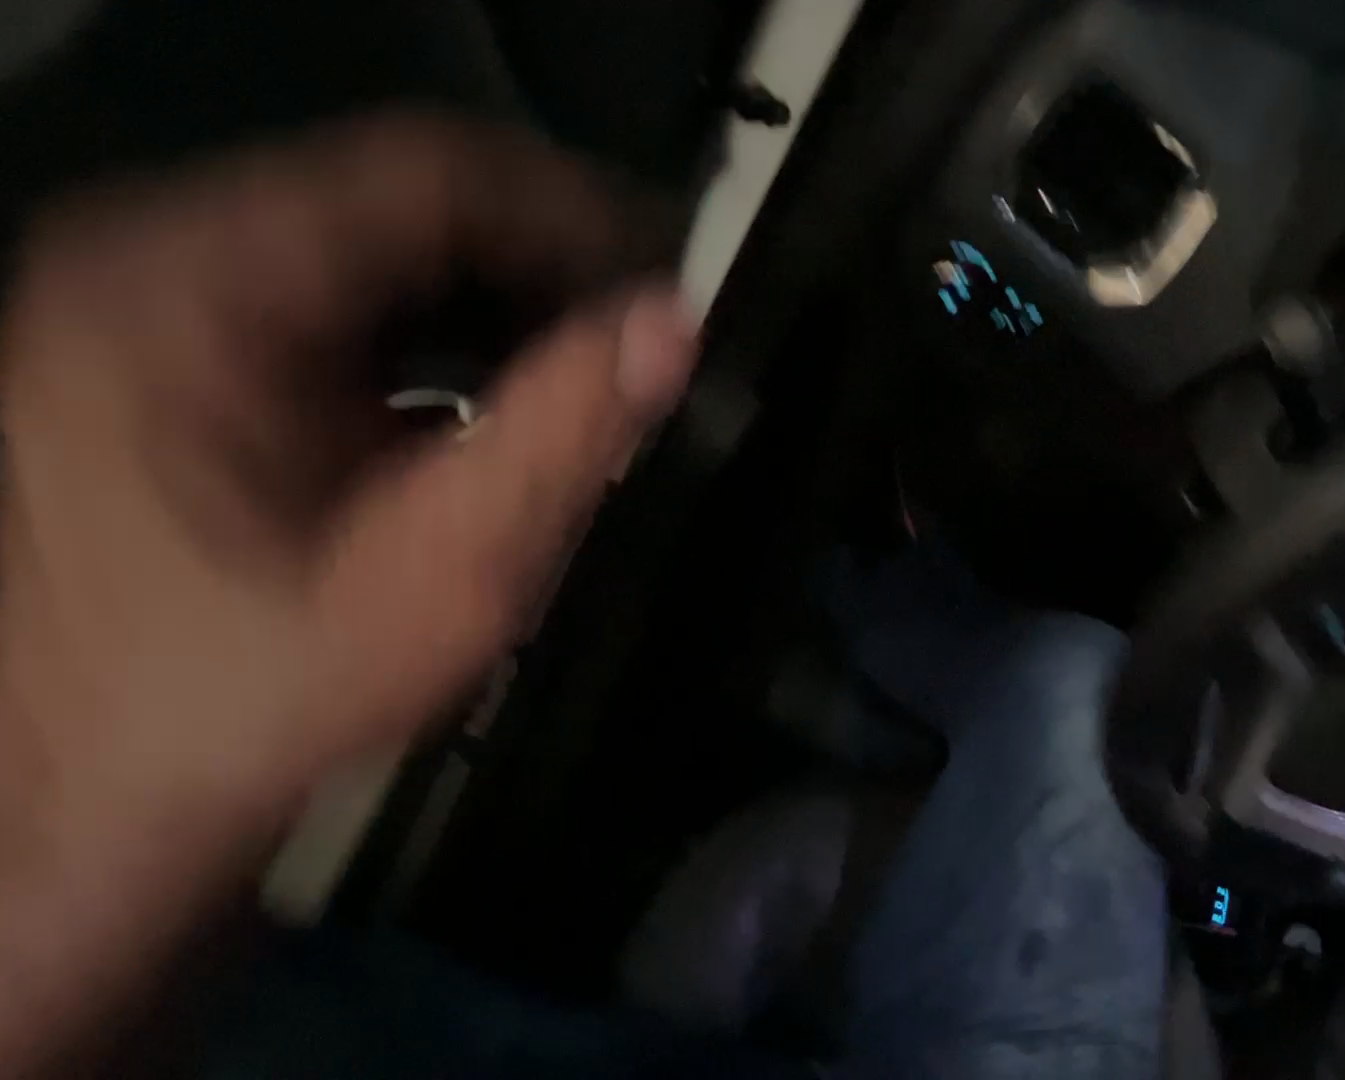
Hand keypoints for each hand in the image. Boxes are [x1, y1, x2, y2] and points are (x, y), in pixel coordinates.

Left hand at [0, 115, 695, 1064]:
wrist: (76, 797)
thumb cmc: (253, 695)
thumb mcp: (438, 573)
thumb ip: (564, 437)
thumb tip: (675, 325)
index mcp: (202, 284)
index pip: (435, 174)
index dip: (580, 215)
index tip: (675, 287)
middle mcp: (175, 262)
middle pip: (418, 206)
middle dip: (558, 265)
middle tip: (655, 339)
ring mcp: (179, 308)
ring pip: (398, 259)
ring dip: (518, 306)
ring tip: (604, 374)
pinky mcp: (203, 363)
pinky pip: (367, 312)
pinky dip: (464, 344)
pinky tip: (516, 408)